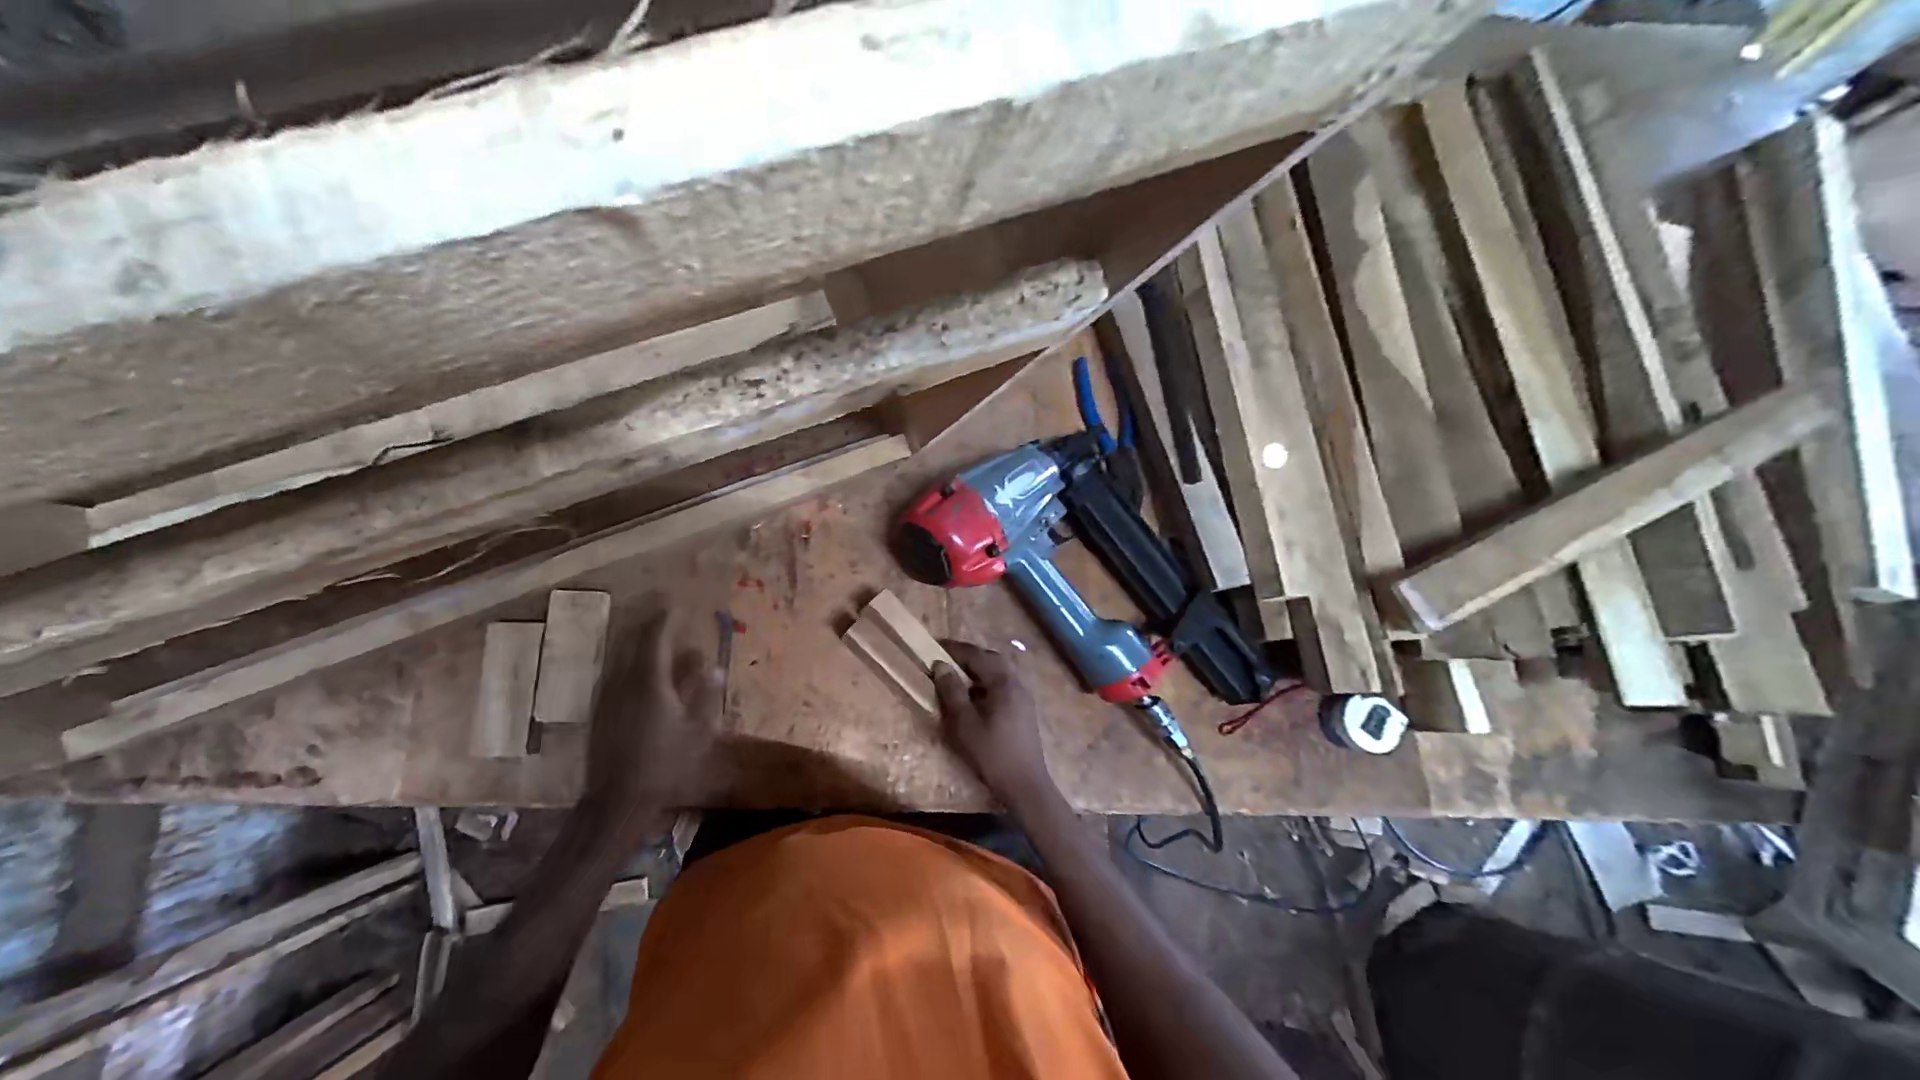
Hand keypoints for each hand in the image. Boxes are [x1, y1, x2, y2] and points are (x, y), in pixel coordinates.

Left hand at [583, 605, 726, 826]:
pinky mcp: (600, 713)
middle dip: (644, 622)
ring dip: (633, 641)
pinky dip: (626, 662)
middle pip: (630, 643)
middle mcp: (623, 684)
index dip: (664, 619)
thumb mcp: (698, 732)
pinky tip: (634, 668)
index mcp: (650, 683)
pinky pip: (613, 675)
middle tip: (658, 608)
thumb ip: (705, 696)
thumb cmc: (666, 766)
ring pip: (619, 658)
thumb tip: (713, 666)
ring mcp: (607, 698)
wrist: (618, 801)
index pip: (654, 640)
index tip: (672, 602)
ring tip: (647, 631)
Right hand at [933, 641, 1057, 811]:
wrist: (1025, 785)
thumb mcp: (964, 723)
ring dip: (977, 670)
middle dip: (967, 656)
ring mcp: (1023, 696)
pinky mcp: (1024, 710)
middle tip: (944, 659)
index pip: (976, 655)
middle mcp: (1016, 683)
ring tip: (955, 677)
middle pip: (991, 659)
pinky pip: (1003, 686)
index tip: (933, 646)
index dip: (954, 649)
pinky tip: (973, 698)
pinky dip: (986, 683)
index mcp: (1003, 682)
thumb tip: (941, 665)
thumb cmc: (992, 754)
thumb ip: (952, 692)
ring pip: (998, 673)